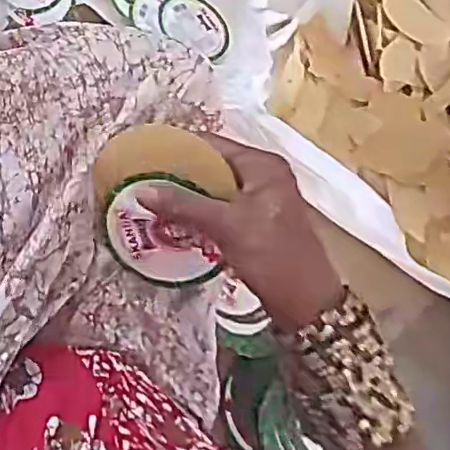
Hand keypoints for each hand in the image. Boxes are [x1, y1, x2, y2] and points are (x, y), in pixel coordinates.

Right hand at [143, 135, 345, 330]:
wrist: (307, 305)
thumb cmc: (273, 256)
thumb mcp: (226, 226)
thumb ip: (184, 204)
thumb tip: (142, 190)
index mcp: (262, 164)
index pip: (212, 144)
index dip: (178, 147)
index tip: (146, 155)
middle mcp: (263, 175)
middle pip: (211, 165)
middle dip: (179, 174)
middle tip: (144, 180)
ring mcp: (260, 199)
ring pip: (213, 189)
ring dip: (186, 196)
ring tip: (151, 199)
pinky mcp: (255, 222)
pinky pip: (219, 209)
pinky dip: (198, 213)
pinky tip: (173, 221)